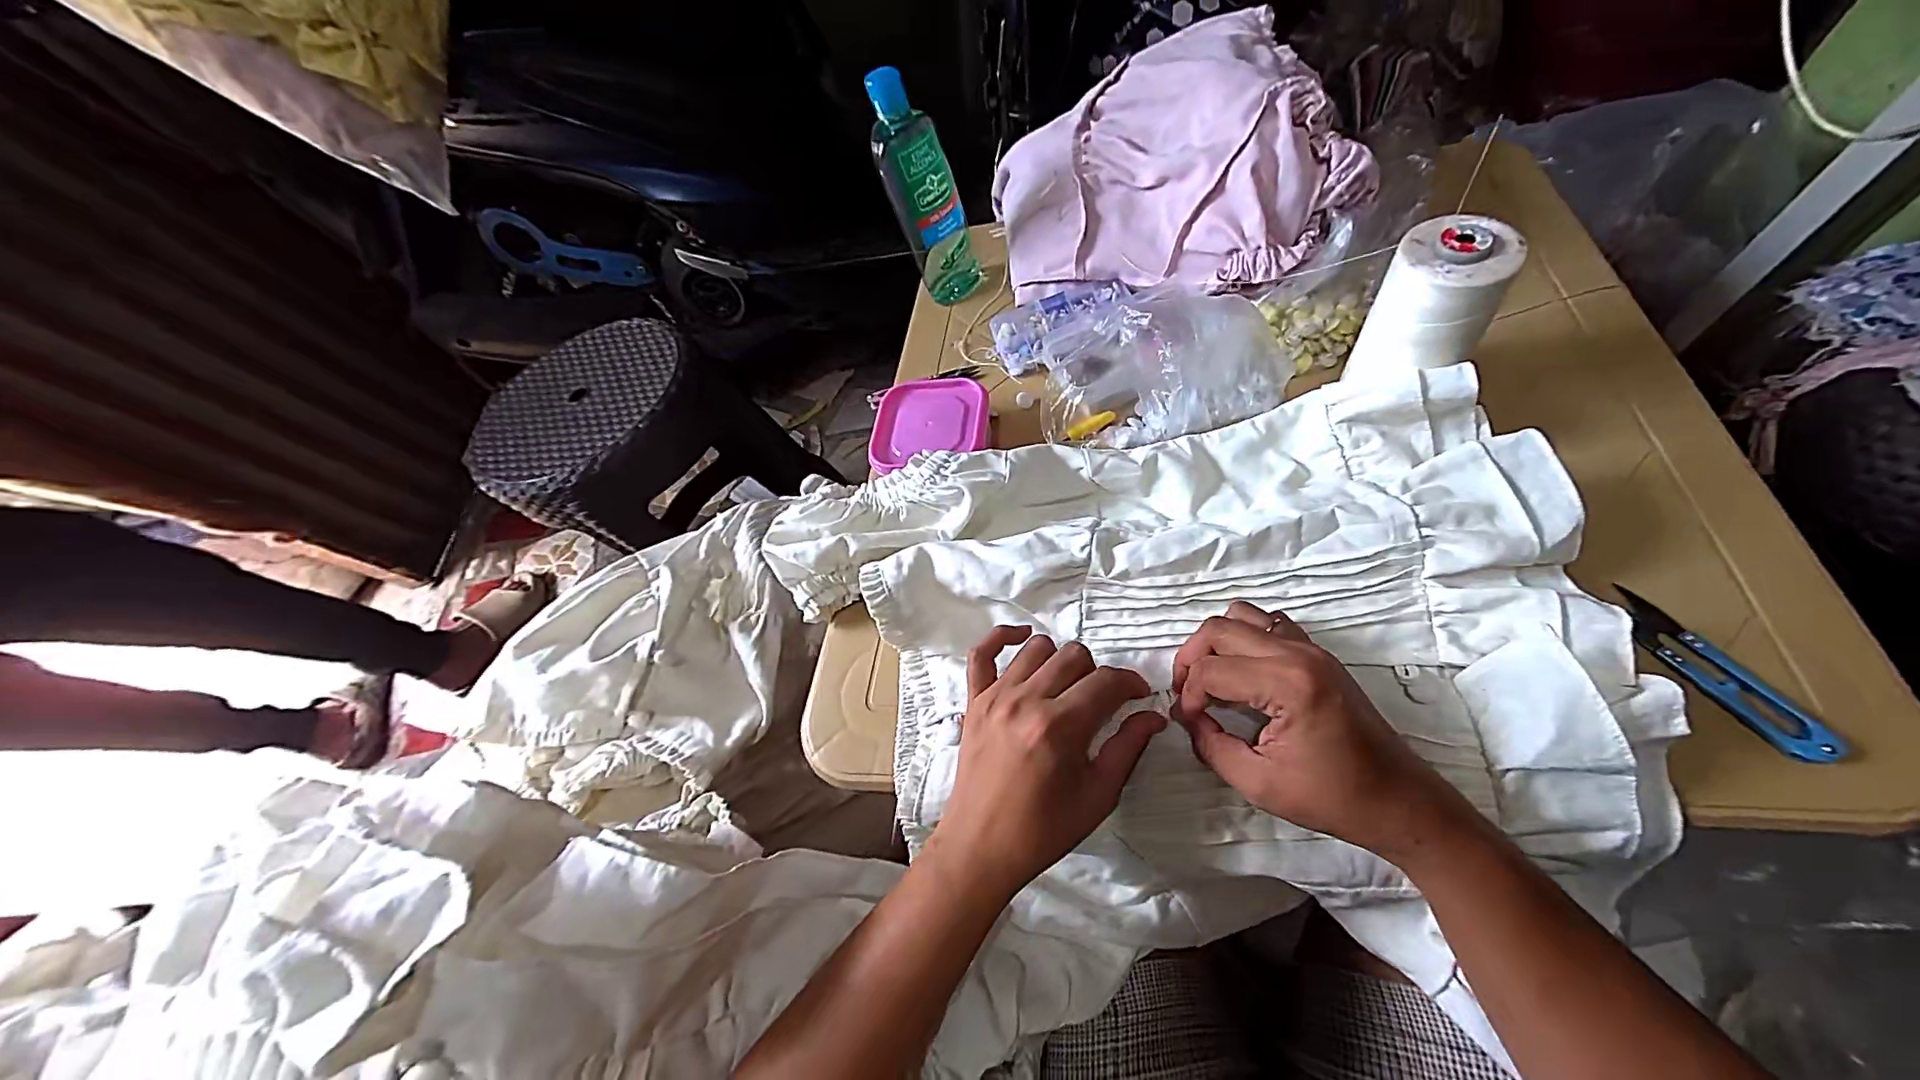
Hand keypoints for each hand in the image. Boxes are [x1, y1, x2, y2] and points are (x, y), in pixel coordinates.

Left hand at [928, 626, 1164, 899]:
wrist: (981, 847)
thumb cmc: (1044, 829)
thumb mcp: (1098, 795)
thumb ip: (1127, 747)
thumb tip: (1153, 716)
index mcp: (1060, 726)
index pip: (1106, 680)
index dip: (1131, 684)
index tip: (1139, 697)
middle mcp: (1026, 701)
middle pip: (1074, 656)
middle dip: (1098, 673)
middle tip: (1101, 702)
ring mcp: (995, 697)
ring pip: (1037, 649)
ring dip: (1060, 661)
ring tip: (1067, 687)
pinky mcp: (973, 701)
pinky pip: (982, 652)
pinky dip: (1002, 637)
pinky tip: (1022, 639)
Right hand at [1171, 602, 1481, 864]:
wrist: (1399, 801)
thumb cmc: (1334, 797)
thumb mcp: (1258, 784)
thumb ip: (1211, 747)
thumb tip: (1191, 721)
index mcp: (1288, 685)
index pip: (1211, 670)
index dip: (1189, 696)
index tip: (1191, 723)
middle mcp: (1299, 655)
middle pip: (1218, 629)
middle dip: (1191, 660)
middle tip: (1188, 695)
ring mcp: (1312, 649)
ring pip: (1241, 615)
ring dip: (1215, 642)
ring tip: (1211, 678)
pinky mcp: (1319, 654)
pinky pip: (1268, 623)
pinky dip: (1243, 638)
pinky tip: (1242, 671)